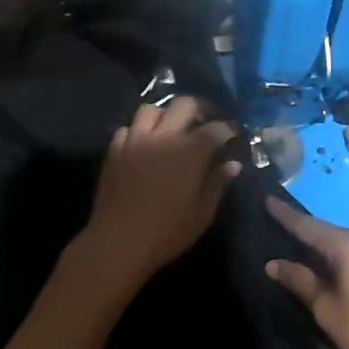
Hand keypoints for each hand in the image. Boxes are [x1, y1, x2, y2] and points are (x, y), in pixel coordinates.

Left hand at [82, 96, 241, 282]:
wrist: (119, 243)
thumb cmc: (168, 232)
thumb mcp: (203, 212)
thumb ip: (218, 183)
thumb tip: (232, 164)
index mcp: (190, 151)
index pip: (216, 128)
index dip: (228, 128)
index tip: (233, 134)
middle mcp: (163, 137)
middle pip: (184, 105)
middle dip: (201, 109)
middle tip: (207, 122)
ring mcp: (135, 141)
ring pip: (151, 109)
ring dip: (166, 115)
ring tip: (173, 129)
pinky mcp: (114, 152)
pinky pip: (127, 129)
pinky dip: (139, 131)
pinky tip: (145, 144)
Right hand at [264, 196, 348, 348]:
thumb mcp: (328, 310)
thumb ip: (301, 281)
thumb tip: (274, 263)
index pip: (308, 225)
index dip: (285, 215)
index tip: (267, 199)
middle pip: (329, 234)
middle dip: (305, 236)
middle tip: (279, 235)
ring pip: (348, 247)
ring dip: (327, 252)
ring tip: (304, 258)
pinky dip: (346, 262)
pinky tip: (335, 273)